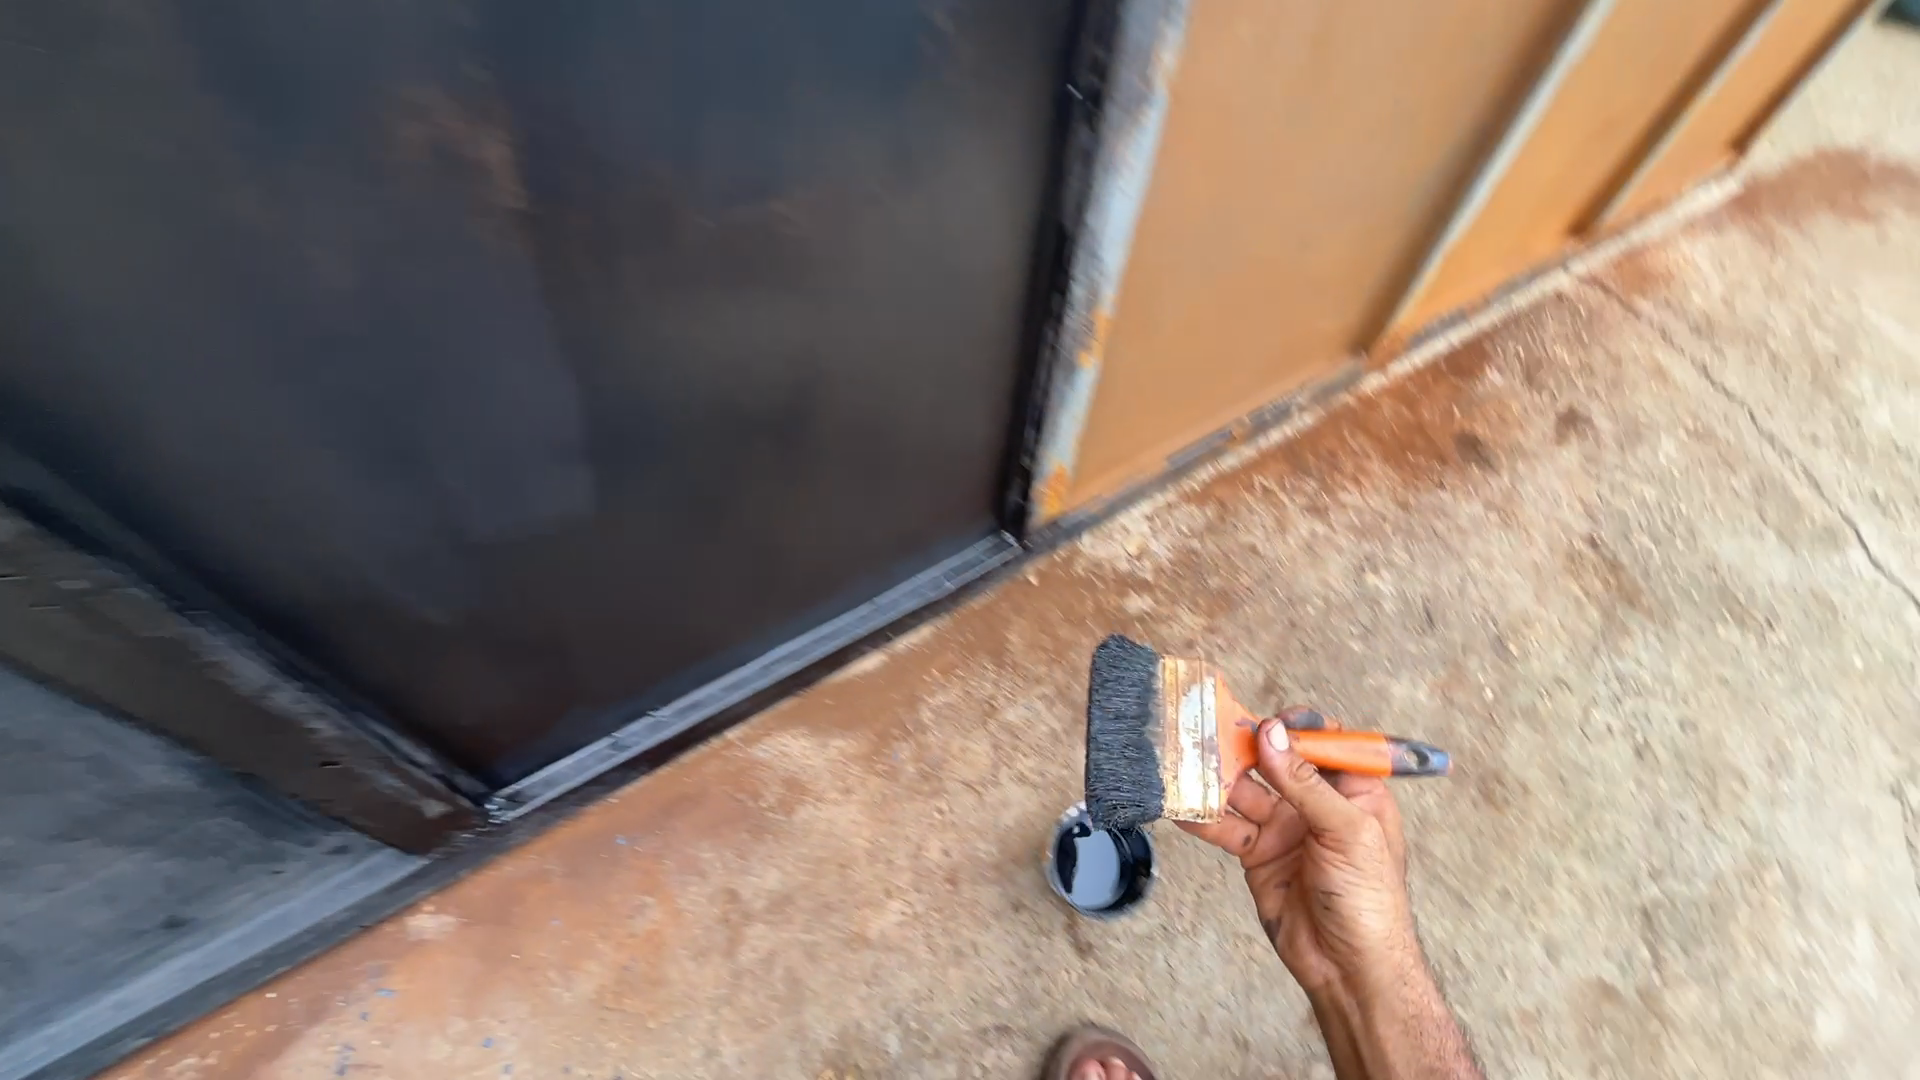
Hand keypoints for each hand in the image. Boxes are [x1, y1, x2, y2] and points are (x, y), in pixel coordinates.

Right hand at [1178, 709, 1419, 999]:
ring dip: (1217, 779)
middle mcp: (1315, 804)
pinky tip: (1180, 807)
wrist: (1350, 971)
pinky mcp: (1256, 853)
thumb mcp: (1346, 832)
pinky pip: (1227, 828)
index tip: (1268, 721)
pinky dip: (1203, 818)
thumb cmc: (1370, 901)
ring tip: (1186, 763)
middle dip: (1245, 748)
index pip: (1324, 744)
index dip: (1297, 728)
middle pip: (1275, 762)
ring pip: (1244, 792)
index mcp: (1353, 792)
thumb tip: (1270, 733)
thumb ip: (1304, 782)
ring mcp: (1283, 827)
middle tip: (1211, 732)